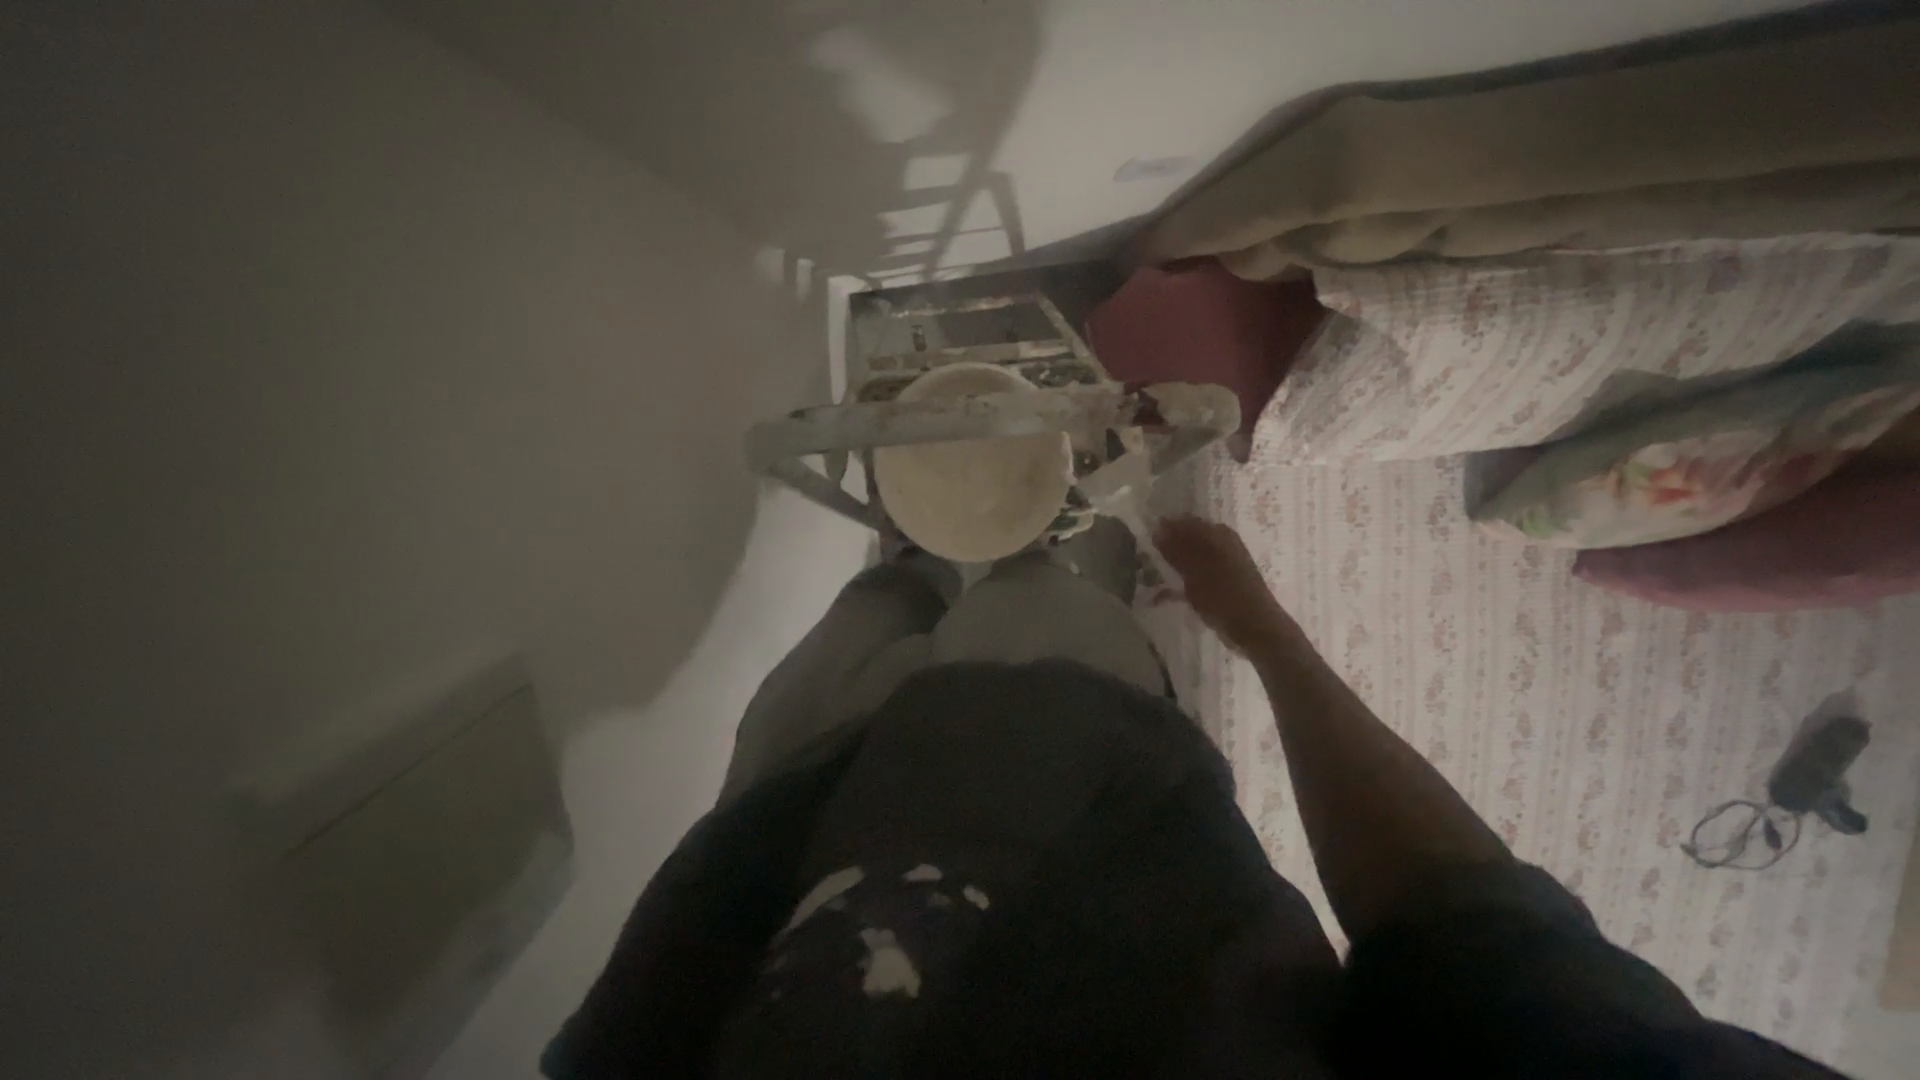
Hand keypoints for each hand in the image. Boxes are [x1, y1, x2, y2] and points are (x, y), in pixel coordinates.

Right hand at [1152, 515, 1299, 654]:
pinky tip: (1159, 598)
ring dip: (1170, 567)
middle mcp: (1221, 546)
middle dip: (1165, 548)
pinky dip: (1178, 587)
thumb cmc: (1223, 593)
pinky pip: (1194, 580)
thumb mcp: (1194, 570)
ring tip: (1148, 576)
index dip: (1164, 528)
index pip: (1185, 522)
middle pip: (1187, 541)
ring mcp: (1222, 567)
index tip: (1143, 539)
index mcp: (1218, 535)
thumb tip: (1157, 528)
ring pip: (1189, 561)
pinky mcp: (1220, 587)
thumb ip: (1175, 549)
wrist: (1254, 627)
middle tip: (1143, 558)